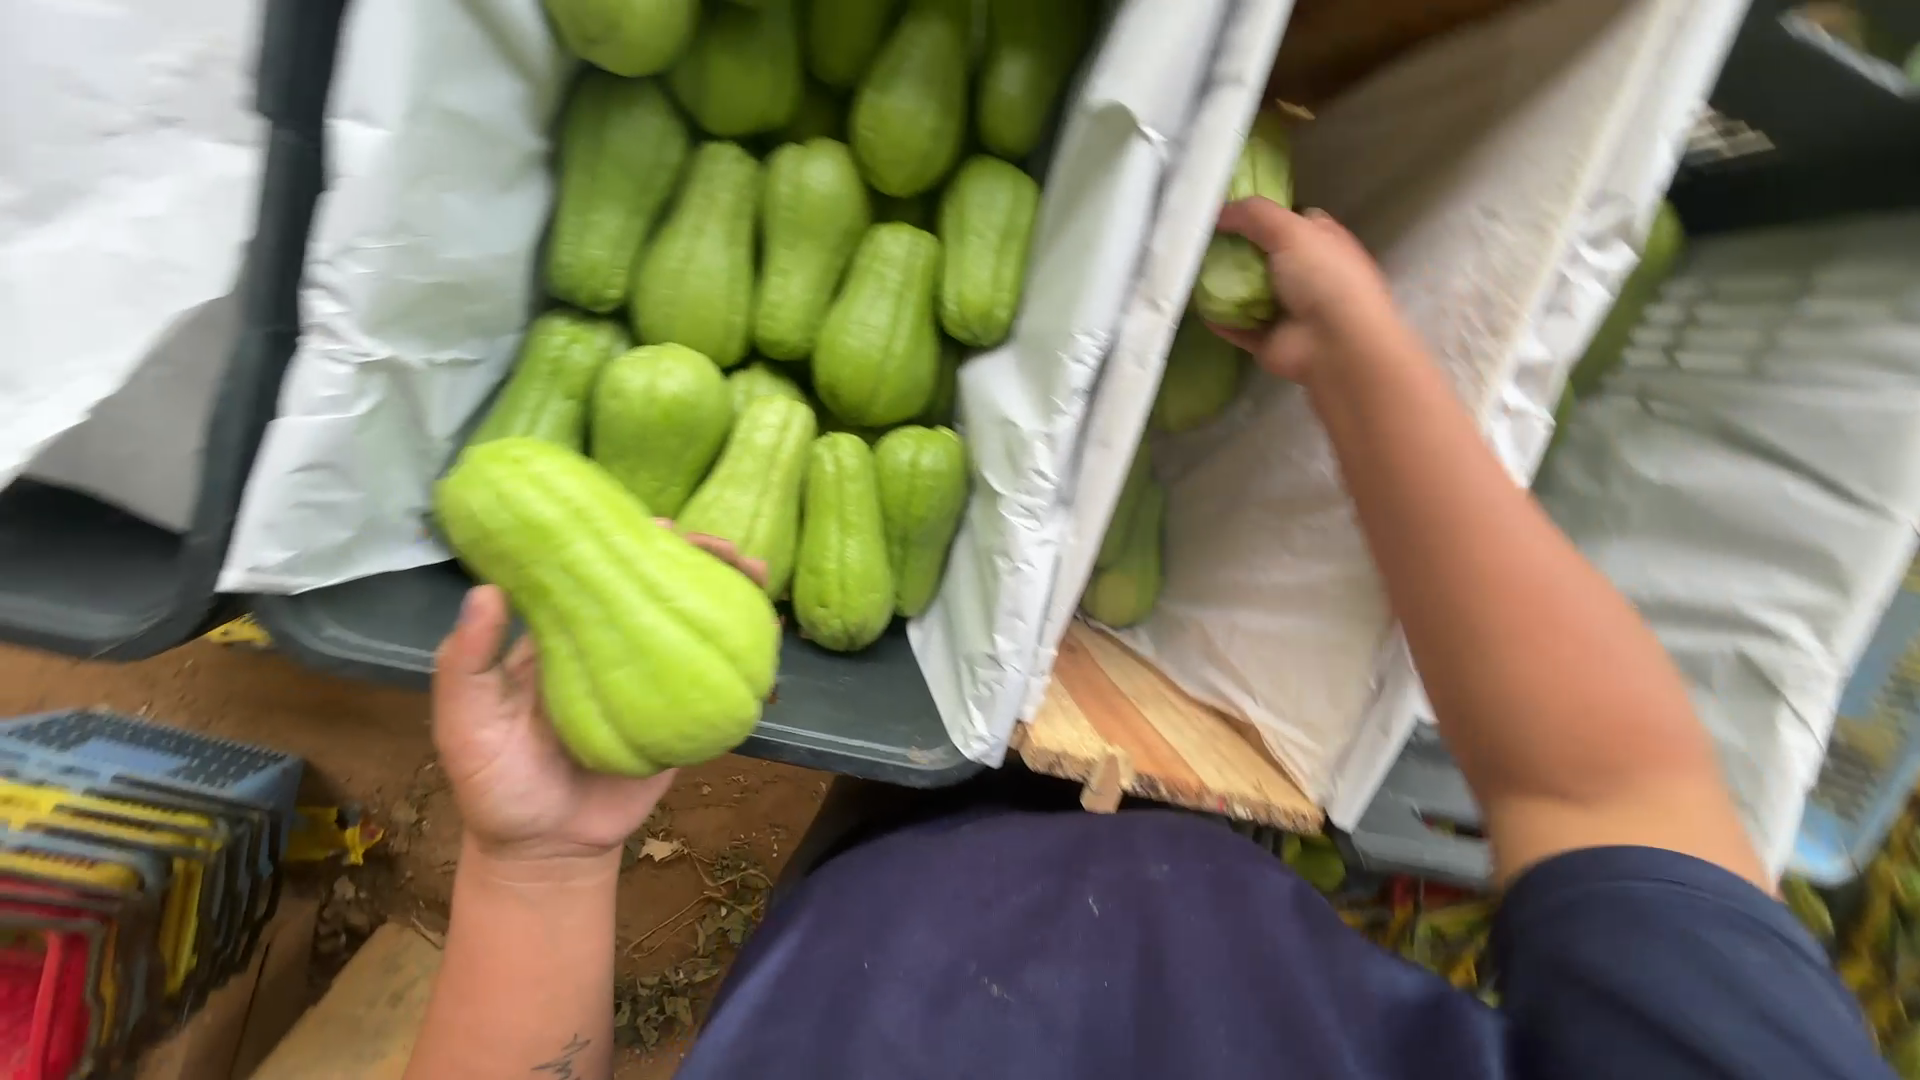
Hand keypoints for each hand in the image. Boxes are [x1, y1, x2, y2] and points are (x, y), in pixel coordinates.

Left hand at [431, 529, 766, 869]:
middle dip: (701, 559)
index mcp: (568, 636)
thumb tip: (489, 590)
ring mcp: (655, 677)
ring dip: (731, 592)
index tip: (666, 524)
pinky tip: (769, 626)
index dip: (635, 542)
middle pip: (664, 588)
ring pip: (698, 622)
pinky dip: (746, 646)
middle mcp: (618, 646)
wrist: (550, 850)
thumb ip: (469, 664)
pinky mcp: (684, 711)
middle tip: (728, 550)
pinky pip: (718, 673)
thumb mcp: (466, 726)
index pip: (606, 574)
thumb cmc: (499, 785)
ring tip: (756, 576)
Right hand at [1208, 200, 1414, 384]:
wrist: (1334, 343)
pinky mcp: (1268, 338)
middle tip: (1203, 240)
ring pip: (1248, 292)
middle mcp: (1306, 273)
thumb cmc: (1323, 278)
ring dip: (1223, 284)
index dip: (1265, 214)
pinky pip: (1236, 326)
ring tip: (1192, 269)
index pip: (1293, 221)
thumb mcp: (1291, 230)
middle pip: (1264, 256)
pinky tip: (1195, 307)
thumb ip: (1254, 215)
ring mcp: (1287, 308)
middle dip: (1236, 249)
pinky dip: (1218, 318)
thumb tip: (1217, 211)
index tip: (1231, 211)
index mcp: (1322, 242)